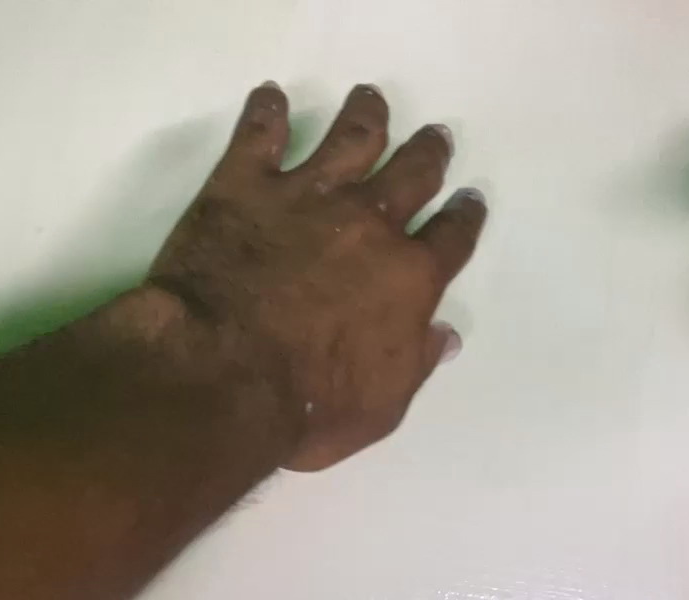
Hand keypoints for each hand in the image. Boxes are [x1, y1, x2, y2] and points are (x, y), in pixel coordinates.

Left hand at [143, 83, 485, 471]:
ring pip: (351, 136)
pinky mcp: (242, 186)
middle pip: (412, 173)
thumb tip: (444, 335)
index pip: (452, 237)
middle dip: (429, 155)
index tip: (467, 203)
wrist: (221, 378)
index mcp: (408, 280)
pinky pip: (260, 132)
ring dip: (366, 115)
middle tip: (433, 141)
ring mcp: (307, 197)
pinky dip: (267, 112)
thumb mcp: (380, 410)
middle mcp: (368, 225)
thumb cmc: (306, 411)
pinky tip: (271, 100)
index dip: (464, 218)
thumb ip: (415, 365)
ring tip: (370, 101)